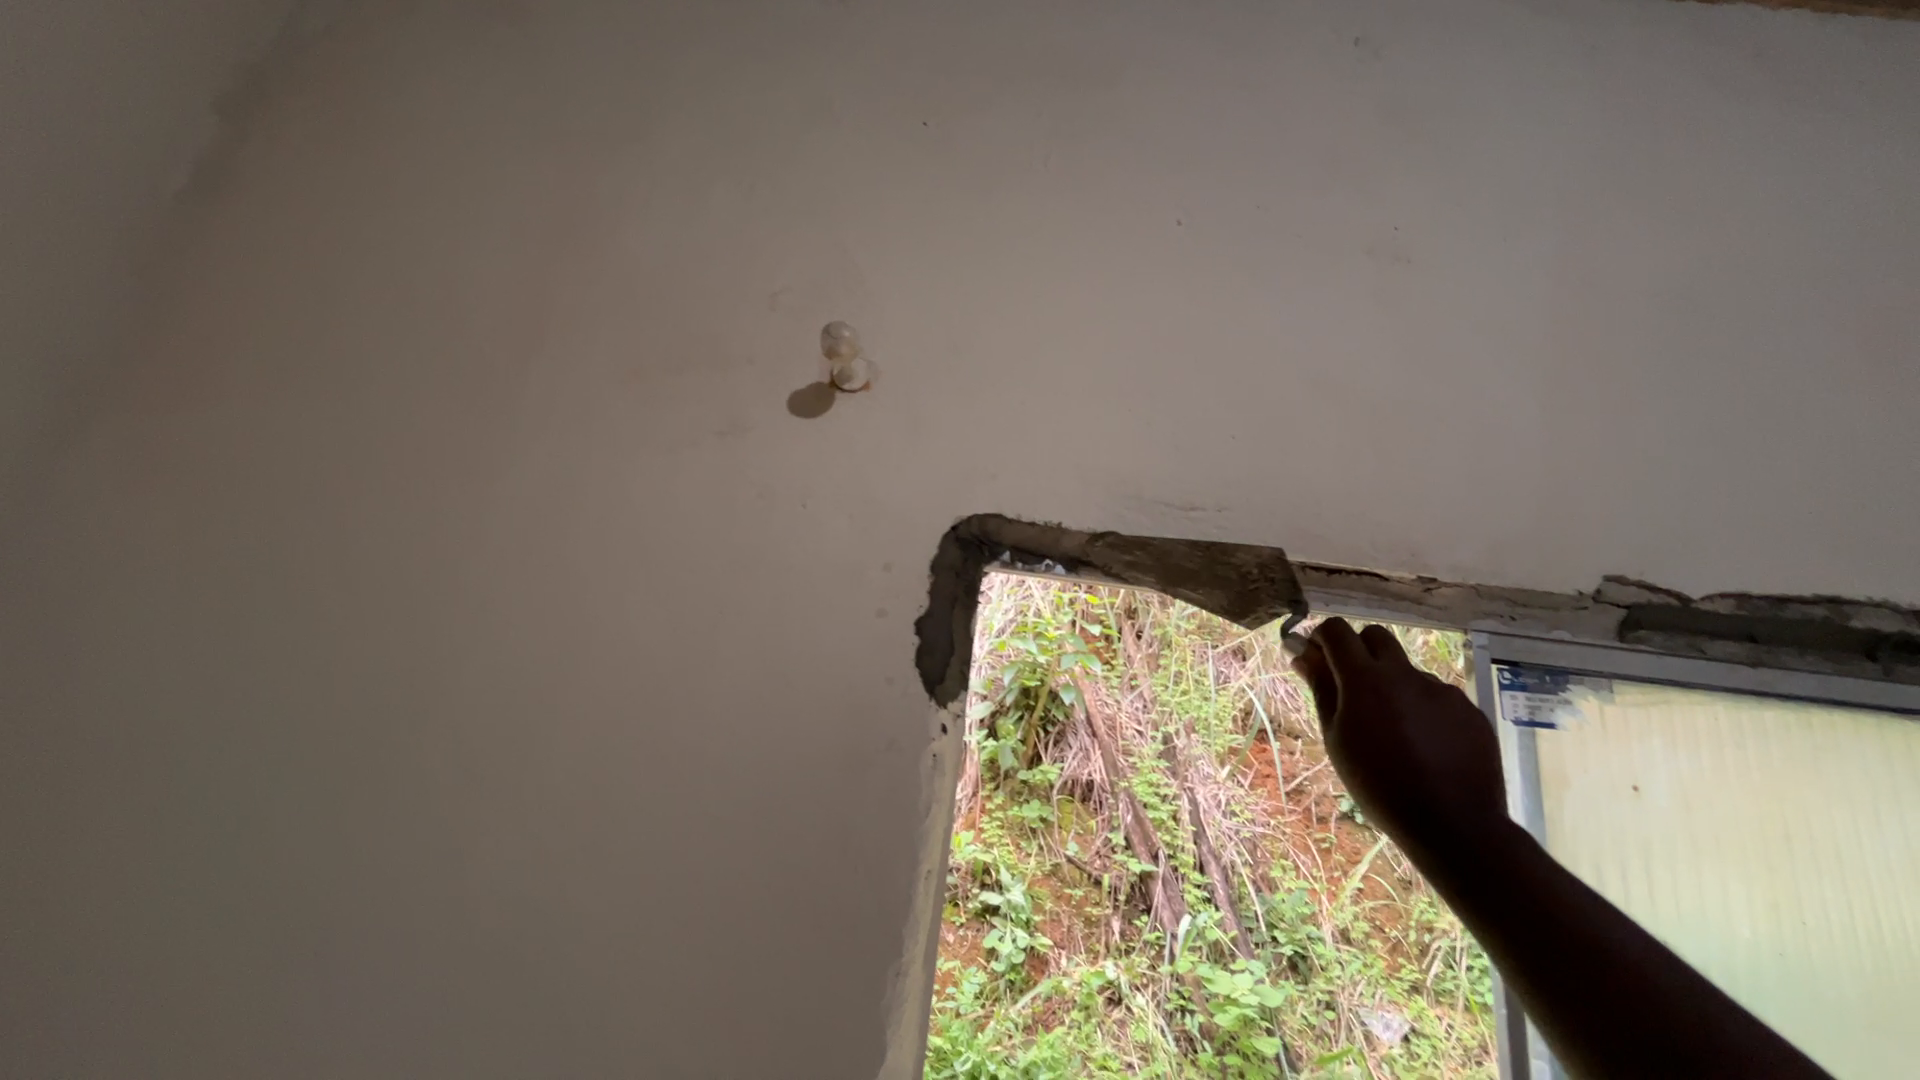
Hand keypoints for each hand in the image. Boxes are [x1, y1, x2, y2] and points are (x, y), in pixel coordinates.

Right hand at [1291, 619, 1506, 857]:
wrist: (1453, 822)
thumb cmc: (1377, 784)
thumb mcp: (1336, 738)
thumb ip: (1321, 689)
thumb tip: (1301, 654)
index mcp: (1365, 679)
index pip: (1337, 631)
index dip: (1322, 637)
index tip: (1316, 657)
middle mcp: (1405, 673)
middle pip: (1376, 636)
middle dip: (1358, 649)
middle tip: (1351, 686)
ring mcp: (1442, 689)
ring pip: (1407, 670)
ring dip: (1392, 685)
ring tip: (1394, 732)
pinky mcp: (1468, 708)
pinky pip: (1437, 696)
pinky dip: (1423, 709)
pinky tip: (1425, 746)